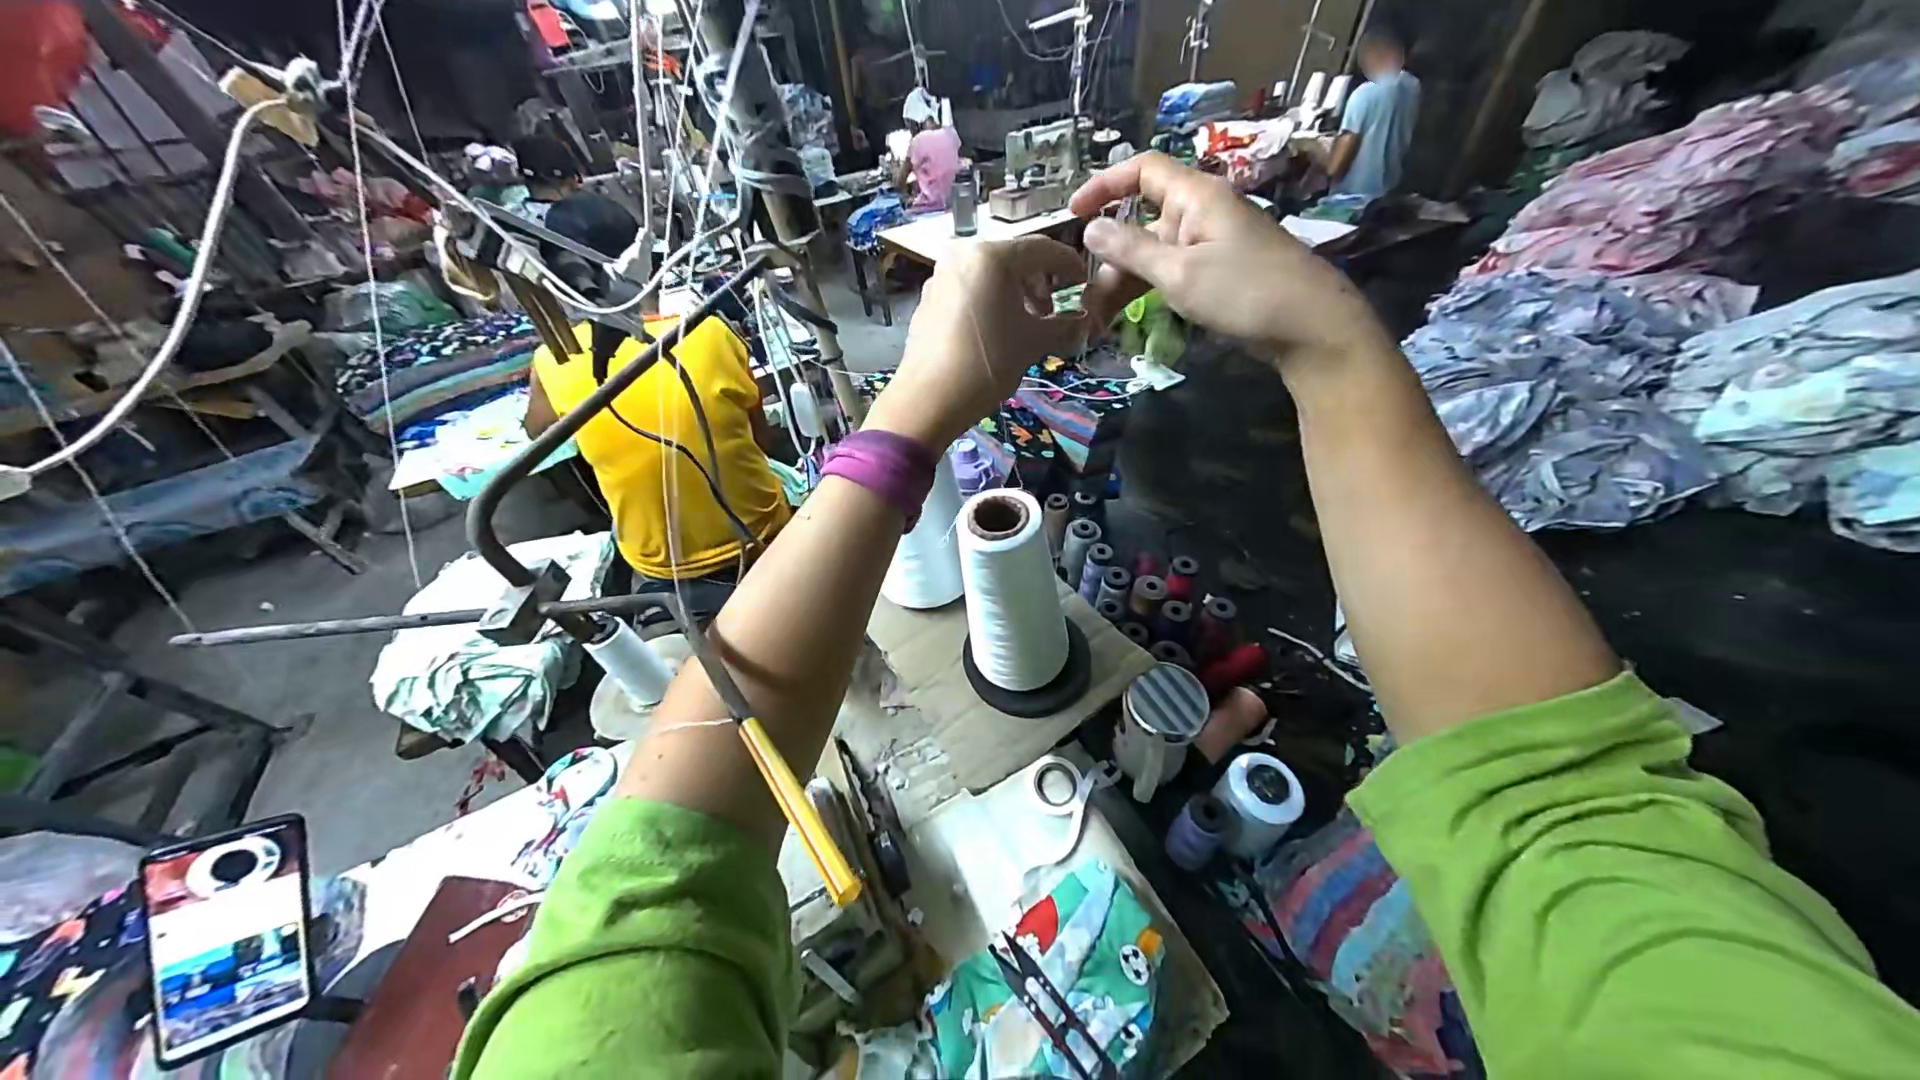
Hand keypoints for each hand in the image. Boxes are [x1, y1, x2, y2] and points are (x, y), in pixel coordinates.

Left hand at [865, 236, 1086, 446]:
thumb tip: (1084, 322)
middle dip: (1037, 285)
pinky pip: (968, 292)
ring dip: (1013, 296)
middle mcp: (961, 255)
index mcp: (991, 256)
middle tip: (1049, 315)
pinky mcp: (927, 300)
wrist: (929, 400)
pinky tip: (994, 333)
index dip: (1068, 265)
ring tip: (1022, 327)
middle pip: (1012, 261)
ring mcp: (940, 277)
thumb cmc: (987, 364)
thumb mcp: (1033, 344)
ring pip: (988, 277)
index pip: (1042, 249)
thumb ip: (1064, 326)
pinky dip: (988, 304)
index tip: (1082, 282)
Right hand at [1071, 152, 1395, 370]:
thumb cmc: (1244, 291)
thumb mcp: (1179, 272)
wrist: (1309, 326)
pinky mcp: (1218, 272)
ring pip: (1155, 253)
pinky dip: (1148, 289)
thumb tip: (1091, 227)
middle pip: (1143, 222)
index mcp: (1196, 198)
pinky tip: (1128, 315)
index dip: (1105, 185)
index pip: (1143, 171)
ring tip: (1101, 316)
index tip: (1073, 213)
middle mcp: (1202, 213)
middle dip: (1112, 255)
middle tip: (1088, 296)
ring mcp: (1211, 244)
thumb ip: (1131, 250)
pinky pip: (1172, 272)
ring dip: (1125, 280)